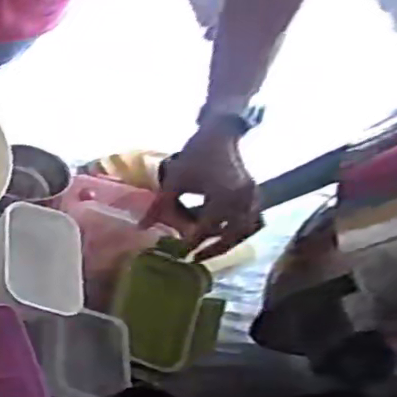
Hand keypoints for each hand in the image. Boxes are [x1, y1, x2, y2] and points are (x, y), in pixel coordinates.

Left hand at [142, 120, 262, 260]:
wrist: (219, 137)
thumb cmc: (193, 158)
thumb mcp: (172, 184)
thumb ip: (158, 208)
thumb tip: (141, 228)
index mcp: (224, 194)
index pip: (208, 227)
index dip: (192, 242)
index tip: (178, 253)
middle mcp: (244, 197)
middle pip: (235, 233)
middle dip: (214, 248)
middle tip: (192, 258)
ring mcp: (254, 195)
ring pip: (248, 228)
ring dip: (230, 242)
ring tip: (206, 251)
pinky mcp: (255, 194)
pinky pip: (253, 219)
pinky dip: (239, 231)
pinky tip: (219, 236)